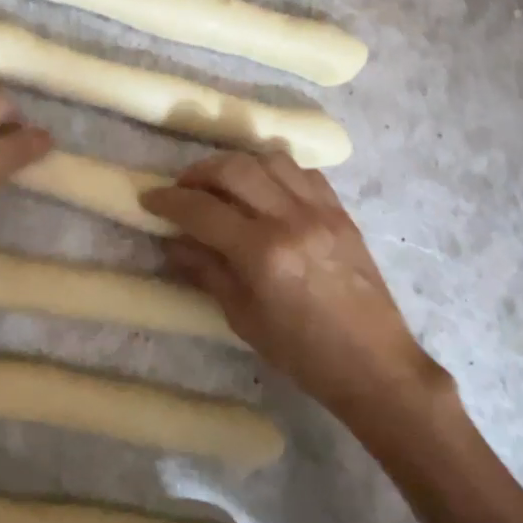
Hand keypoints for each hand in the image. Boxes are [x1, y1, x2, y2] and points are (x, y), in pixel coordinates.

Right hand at [141, 151, 444, 407]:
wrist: (373, 363)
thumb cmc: (302, 353)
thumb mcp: (243, 318)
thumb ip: (207, 272)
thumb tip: (173, 243)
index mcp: (263, 253)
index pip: (203, 210)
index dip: (169, 201)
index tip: (149, 199)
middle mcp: (291, 220)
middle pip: (234, 169)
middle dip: (199, 173)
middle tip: (182, 189)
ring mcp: (321, 211)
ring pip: (270, 160)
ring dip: (238, 165)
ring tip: (222, 185)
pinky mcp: (341, 212)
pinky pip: (303, 173)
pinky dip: (276, 172)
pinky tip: (265, 191)